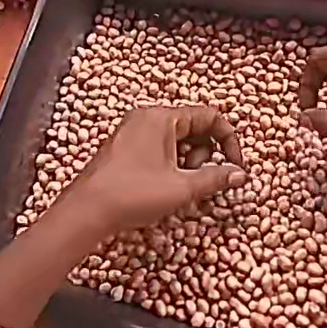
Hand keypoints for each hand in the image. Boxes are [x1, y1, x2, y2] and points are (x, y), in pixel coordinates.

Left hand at [56, 105, 246, 234]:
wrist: (86, 211)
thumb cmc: (133, 194)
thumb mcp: (182, 187)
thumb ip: (215, 178)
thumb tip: (240, 174)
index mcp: (161, 118)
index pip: (209, 117)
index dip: (229, 141)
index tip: (235, 166)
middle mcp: (146, 118)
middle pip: (193, 128)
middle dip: (204, 156)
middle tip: (199, 181)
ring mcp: (132, 134)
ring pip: (176, 142)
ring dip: (187, 164)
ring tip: (179, 188)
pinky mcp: (124, 150)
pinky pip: (158, 151)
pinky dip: (170, 167)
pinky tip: (164, 190)